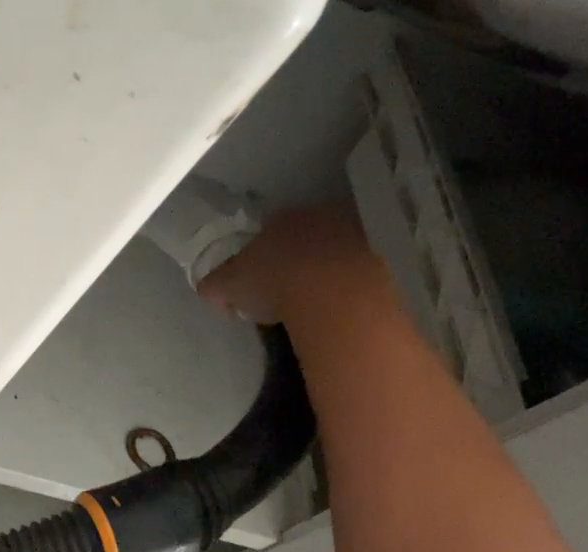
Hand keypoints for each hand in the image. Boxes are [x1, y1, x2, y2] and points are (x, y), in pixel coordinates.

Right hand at [197, 205, 383, 324]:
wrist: (333, 289)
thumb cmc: (273, 282)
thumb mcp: (226, 287)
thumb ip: (214, 284)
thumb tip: (208, 288)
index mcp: (278, 218)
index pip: (263, 232)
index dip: (256, 257)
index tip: (254, 281)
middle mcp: (316, 215)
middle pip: (300, 236)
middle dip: (291, 258)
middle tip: (283, 290)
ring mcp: (352, 228)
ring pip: (329, 248)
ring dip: (321, 267)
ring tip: (313, 299)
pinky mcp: (380, 248)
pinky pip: (355, 263)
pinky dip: (346, 278)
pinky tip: (337, 300)